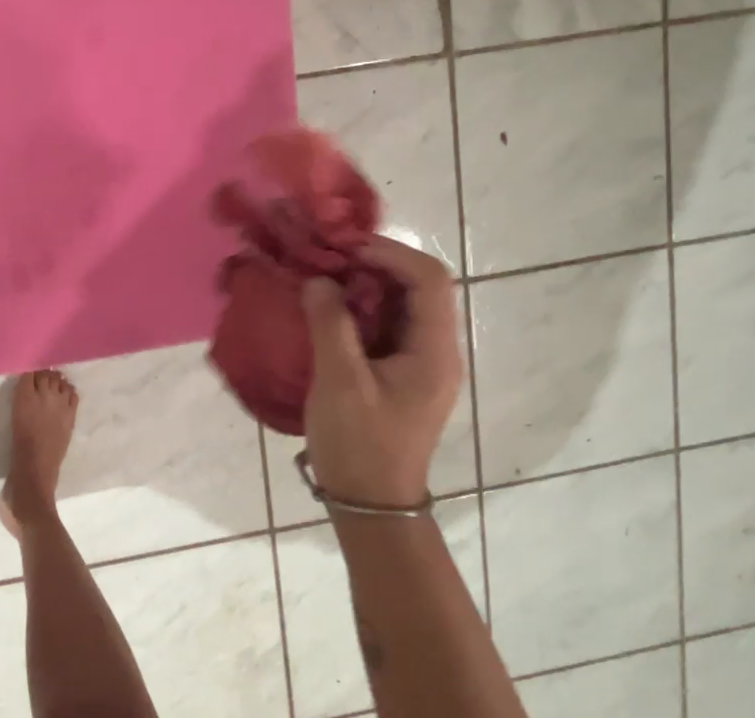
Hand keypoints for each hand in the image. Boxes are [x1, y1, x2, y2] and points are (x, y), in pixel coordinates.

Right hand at [301, 236, 464, 506]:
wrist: (370, 505)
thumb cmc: (359, 446)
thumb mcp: (340, 383)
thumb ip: (330, 325)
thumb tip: (319, 279)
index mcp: (434, 351)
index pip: (428, 279)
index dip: (389, 253)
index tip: (342, 249)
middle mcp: (435, 350)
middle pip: (416, 286)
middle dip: (372, 264)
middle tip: (325, 259)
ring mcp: (418, 362)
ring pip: (399, 303)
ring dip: (362, 285)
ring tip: (320, 278)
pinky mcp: (398, 372)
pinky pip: (384, 324)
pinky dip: (357, 307)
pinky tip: (325, 308)